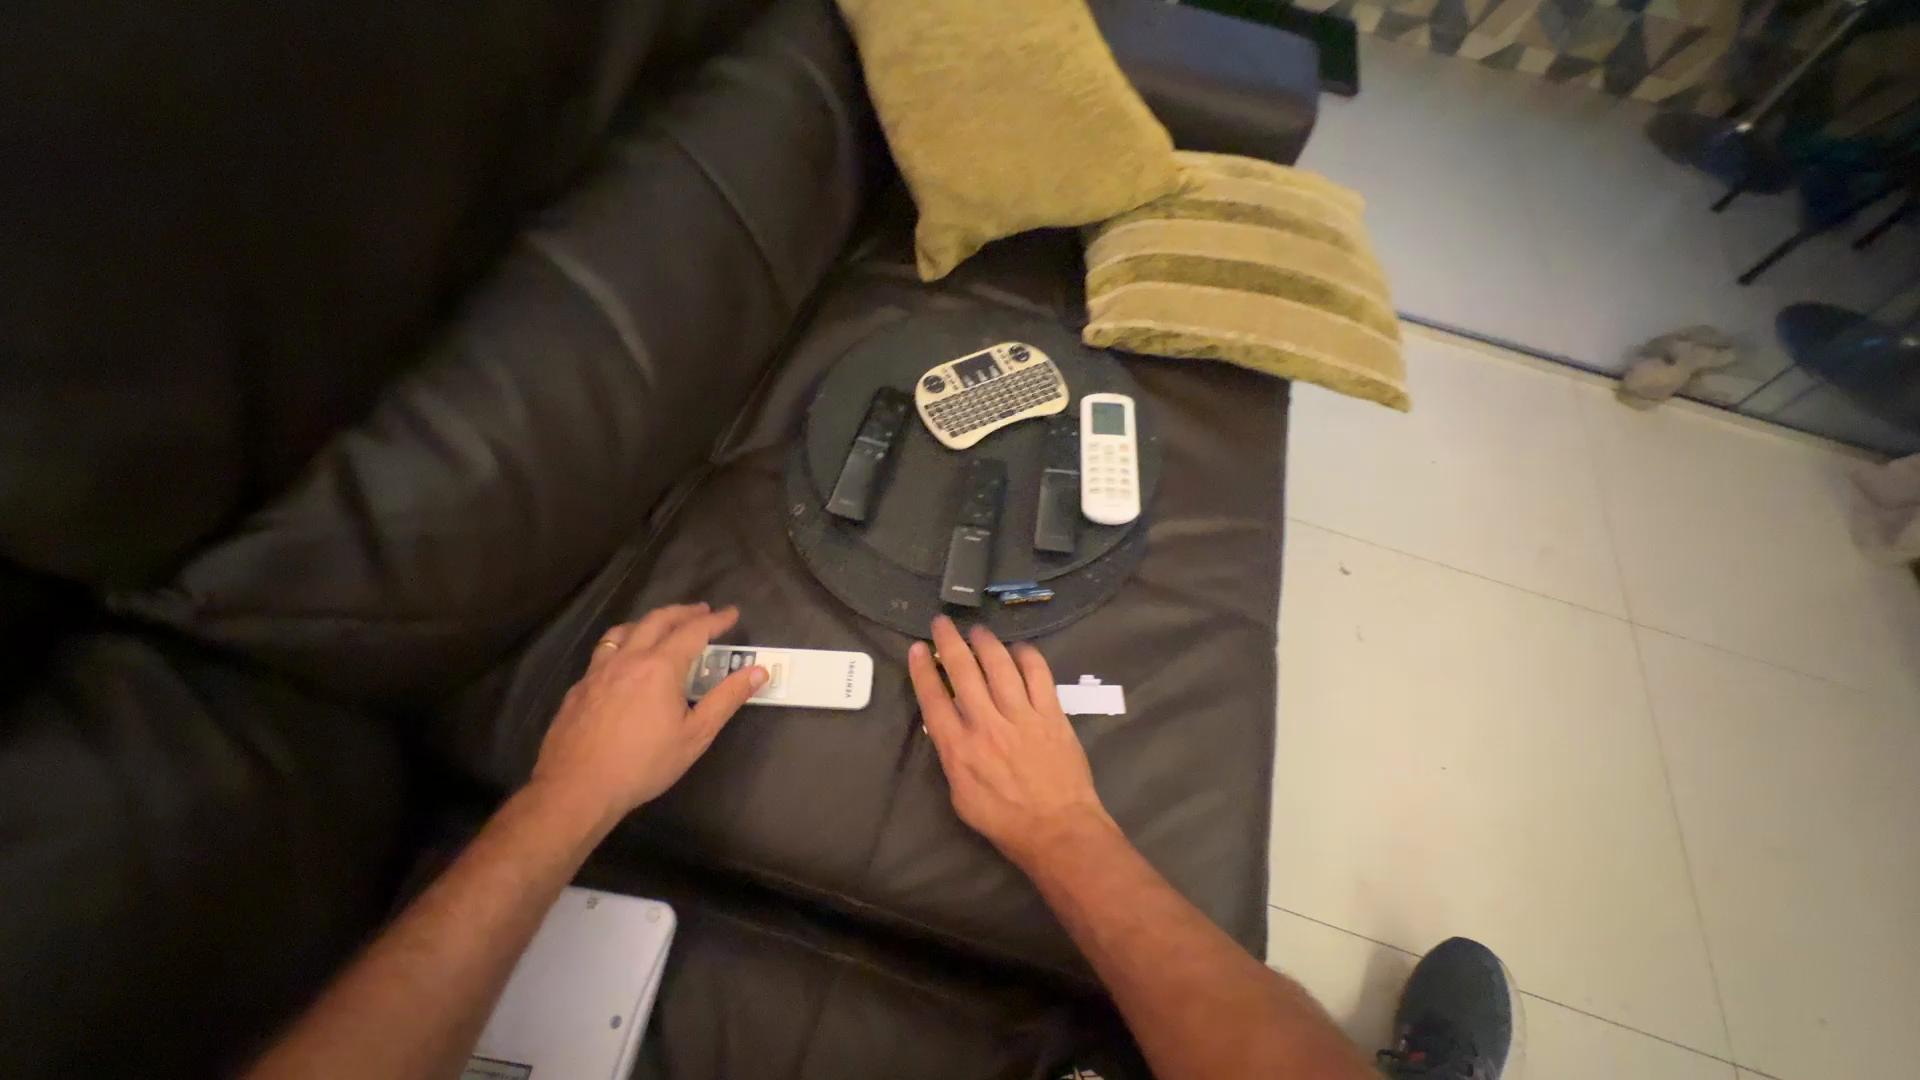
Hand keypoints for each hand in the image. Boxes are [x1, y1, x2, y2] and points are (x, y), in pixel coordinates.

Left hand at [528, 603, 763, 835]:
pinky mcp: (579, 688)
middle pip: (657, 620)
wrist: (576, 789)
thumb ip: (727, 698)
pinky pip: (603, 653)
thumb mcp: (696, 734)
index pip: (694, 631)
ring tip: (661, 627)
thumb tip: (758, 671)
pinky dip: (622, 645)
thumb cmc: (644, 763)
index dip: (716, 620)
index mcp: (660, 666)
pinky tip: (623, 663)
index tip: (732, 613)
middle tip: (702, 611)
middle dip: (683, 612)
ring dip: (648, 622)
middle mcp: (628, 658)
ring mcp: (598, 671)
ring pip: (624, 631)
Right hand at [907, 616, 1115, 867]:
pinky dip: (1027, 656)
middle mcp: (986, 725)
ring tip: (977, 630)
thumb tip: (949, 726)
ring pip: (999, 666)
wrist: (1058, 830)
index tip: (919, 648)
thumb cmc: (1004, 820)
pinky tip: (1019, 648)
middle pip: (963, 672)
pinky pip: (1038, 674)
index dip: (923, 669)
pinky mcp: (1051, 714)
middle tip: (943, 622)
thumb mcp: (961, 796)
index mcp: (959, 748)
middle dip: (950, 642)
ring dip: (986, 643)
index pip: (933, 699)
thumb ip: (952, 756)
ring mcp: (1021, 716)